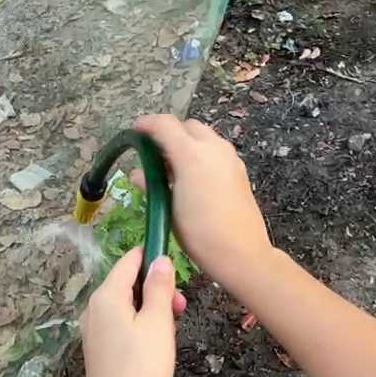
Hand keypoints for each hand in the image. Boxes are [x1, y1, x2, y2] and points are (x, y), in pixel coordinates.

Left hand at [81, 247, 178, 376]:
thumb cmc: (143, 369)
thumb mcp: (158, 323)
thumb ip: (159, 288)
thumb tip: (160, 260)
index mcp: (106, 296)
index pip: (129, 260)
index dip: (153, 256)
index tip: (177, 266)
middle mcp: (93, 308)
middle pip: (127, 283)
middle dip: (156, 288)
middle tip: (181, 307)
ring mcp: (92, 330)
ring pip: (125, 305)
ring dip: (150, 308)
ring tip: (171, 329)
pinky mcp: (97, 349)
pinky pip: (119, 324)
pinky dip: (139, 325)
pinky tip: (155, 344)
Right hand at [131, 114, 274, 284]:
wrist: (240, 252)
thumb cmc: (199, 233)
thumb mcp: (168, 208)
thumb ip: (152, 183)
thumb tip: (137, 173)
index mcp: (191, 154)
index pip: (165, 125)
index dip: (146, 124)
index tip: (134, 131)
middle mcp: (213, 148)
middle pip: (187, 126)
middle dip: (169, 132)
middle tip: (153, 151)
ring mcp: (230, 157)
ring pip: (204, 136)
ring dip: (186, 142)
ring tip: (172, 165)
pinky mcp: (239, 170)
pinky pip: (216, 150)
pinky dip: (200, 153)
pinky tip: (192, 176)